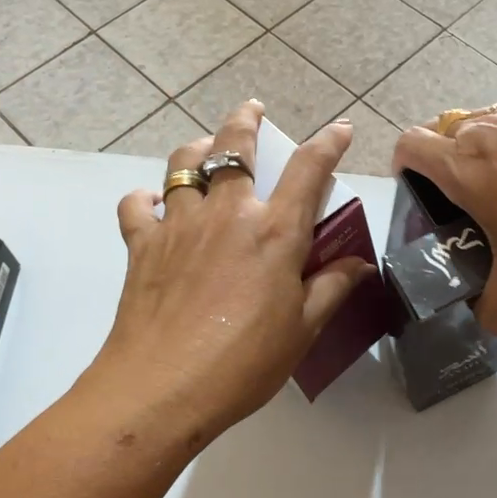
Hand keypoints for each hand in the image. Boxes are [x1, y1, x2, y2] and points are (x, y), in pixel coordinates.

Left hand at [91, 101, 372, 438]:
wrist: (162, 387)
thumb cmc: (244, 363)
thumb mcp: (301, 330)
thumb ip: (330, 288)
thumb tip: (358, 264)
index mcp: (274, 232)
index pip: (309, 170)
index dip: (328, 144)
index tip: (339, 130)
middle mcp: (227, 214)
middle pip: (234, 147)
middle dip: (245, 121)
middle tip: (251, 110)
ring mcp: (180, 224)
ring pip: (184, 164)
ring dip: (197, 149)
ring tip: (205, 149)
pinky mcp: (142, 244)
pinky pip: (138, 205)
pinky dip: (145, 198)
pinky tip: (153, 205)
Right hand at [394, 105, 496, 335]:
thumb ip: (495, 312)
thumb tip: (483, 328)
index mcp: (462, 166)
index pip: (407, 146)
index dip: (400, 167)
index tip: (416, 196)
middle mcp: (484, 130)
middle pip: (442, 133)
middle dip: (441, 166)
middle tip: (462, 206)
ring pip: (483, 127)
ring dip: (483, 155)